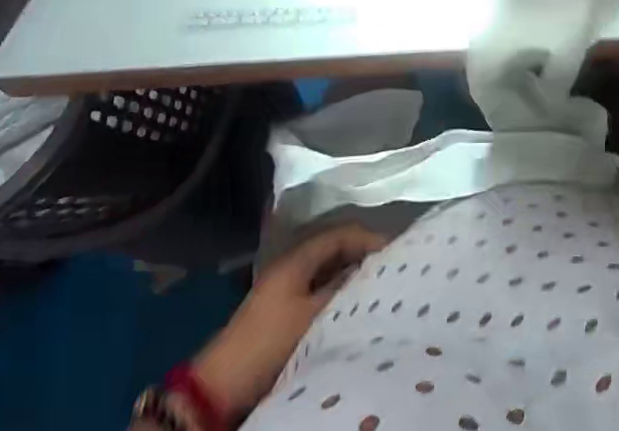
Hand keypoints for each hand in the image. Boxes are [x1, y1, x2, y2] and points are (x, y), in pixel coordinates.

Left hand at [191, 224, 387, 415]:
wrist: (221, 386)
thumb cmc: (270, 342)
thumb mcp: (313, 314)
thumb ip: (344, 287)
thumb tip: (373, 268)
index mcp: (297, 258)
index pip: (342, 233)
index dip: (370, 237)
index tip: (397, 248)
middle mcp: (291, 264)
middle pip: (335, 246)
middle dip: (363, 251)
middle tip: (392, 262)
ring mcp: (285, 285)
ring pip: (328, 266)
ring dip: (352, 269)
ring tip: (379, 279)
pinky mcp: (283, 307)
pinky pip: (320, 284)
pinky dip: (339, 286)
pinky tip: (354, 299)